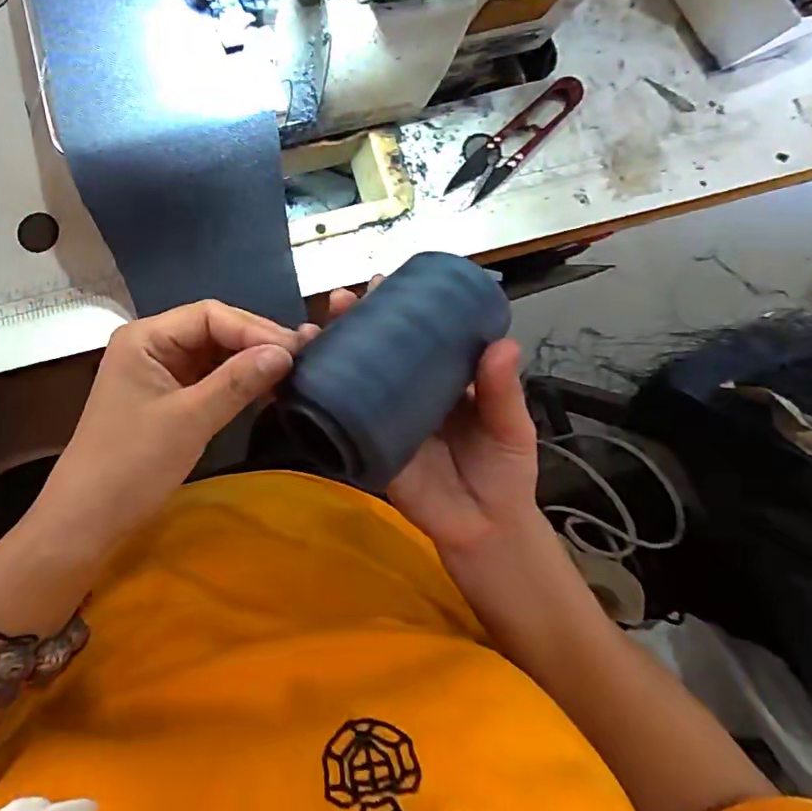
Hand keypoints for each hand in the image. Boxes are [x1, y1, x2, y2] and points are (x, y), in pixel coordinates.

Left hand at [34, 299, 310, 551]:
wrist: (86, 520)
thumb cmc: (131, 465)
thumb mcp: (190, 420)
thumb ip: (238, 382)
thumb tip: (286, 353)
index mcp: (145, 337)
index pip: (210, 315)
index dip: (255, 329)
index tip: (297, 350)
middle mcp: (151, 344)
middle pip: (213, 328)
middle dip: (256, 341)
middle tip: (305, 355)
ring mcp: (158, 370)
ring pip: (213, 352)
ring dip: (250, 360)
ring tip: (295, 367)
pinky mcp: (165, 396)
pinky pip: (207, 377)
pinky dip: (236, 381)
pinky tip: (267, 386)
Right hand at [324, 283, 540, 555]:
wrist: (485, 528)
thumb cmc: (503, 470)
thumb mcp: (510, 426)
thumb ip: (502, 391)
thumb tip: (502, 345)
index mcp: (438, 377)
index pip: (412, 333)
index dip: (394, 307)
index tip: (381, 282)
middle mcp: (404, 390)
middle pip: (373, 348)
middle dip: (352, 321)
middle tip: (340, 299)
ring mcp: (382, 417)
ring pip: (350, 378)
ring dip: (327, 352)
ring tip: (312, 330)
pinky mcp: (366, 447)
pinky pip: (339, 421)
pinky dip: (317, 399)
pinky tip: (301, 378)